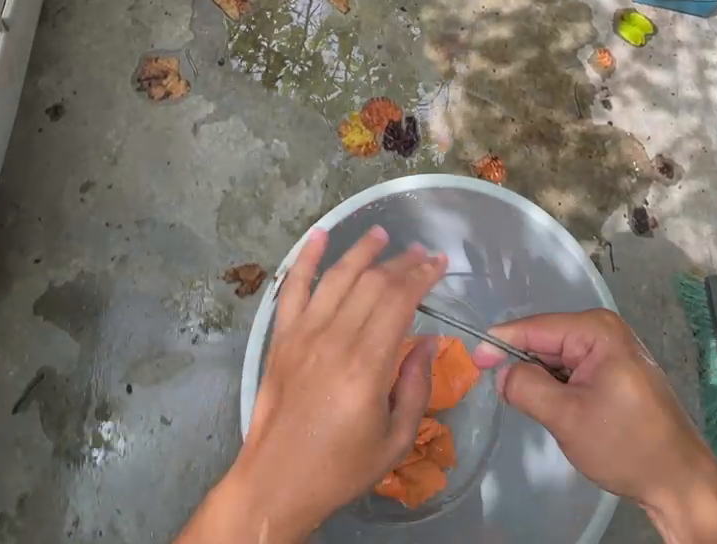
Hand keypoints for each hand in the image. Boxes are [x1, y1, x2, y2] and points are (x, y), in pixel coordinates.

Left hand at [177, 226, 445, 542]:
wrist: (276, 482)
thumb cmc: (341, 467)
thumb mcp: (395, 440)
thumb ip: (416, 387)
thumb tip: (429, 341)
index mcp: (366, 367)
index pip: (399, 301)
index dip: (421, 276)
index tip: (439, 264)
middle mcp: (334, 340)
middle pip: (372, 283)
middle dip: (401, 262)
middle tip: (421, 253)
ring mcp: (303, 334)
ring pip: (337, 277)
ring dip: (362, 250)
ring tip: (382, 234)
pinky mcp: (281, 337)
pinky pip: (293, 288)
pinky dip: (305, 258)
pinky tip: (319, 235)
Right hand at [471, 310, 716, 543]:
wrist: (681, 480)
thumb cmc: (626, 445)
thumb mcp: (567, 418)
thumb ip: (528, 388)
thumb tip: (501, 372)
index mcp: (596, 330)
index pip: (535, 328)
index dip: (500, 343)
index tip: (472, 361)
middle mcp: (605, 330)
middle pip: (546, 340)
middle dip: (522, 363)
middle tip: (500, 391)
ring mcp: (614, 349)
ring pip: (558, 357)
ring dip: (542, 378)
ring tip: (531, 404)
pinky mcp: (617, 370)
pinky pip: (574, 369)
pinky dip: (559, 386)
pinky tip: (557, 408)